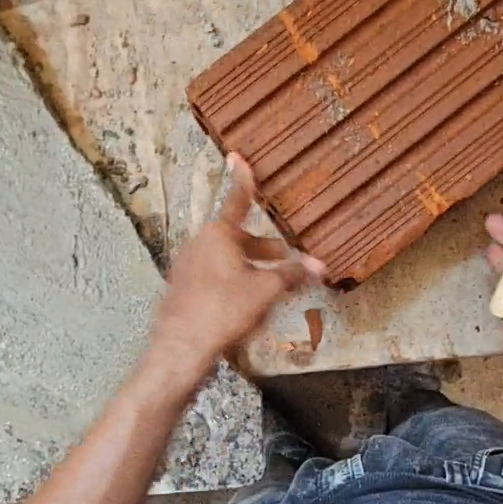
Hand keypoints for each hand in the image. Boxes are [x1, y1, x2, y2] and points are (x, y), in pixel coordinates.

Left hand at [146, 153, 323, 386]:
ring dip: (248, 267)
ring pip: (225, 259)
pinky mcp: (182, 290)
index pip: (237, 199)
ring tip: (268, 287)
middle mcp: (199, 243)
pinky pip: (213, 277)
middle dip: (261, 246)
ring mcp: (186, 267)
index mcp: (218, 234)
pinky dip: (232, 282)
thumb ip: (292, 275)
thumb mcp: (265, 291)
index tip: (237, 156)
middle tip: (283, 256)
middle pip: (236, 237)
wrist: (182, 347)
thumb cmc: (224, 310)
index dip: (243, 179)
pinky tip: (243, 306)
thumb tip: (320, 265)